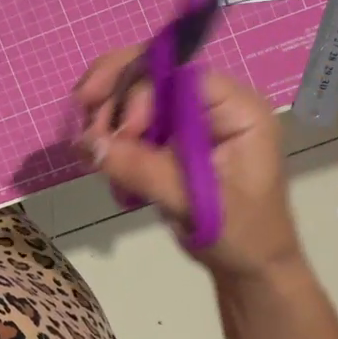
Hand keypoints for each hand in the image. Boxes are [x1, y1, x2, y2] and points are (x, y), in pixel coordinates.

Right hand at [73, 47, 303, 284]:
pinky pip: (126, 117)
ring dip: (104, 118)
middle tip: (89, 134)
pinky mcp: (168, 134)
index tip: (118, 131)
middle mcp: (210, 103)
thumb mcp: (195, 204)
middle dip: (111, 97)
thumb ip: (143, 170)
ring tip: (98, 155)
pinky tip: (105, 162)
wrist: (249, 267)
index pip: (177, 71)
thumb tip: (88, 143)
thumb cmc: (240, 235)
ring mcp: (186, 117)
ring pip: (129, 92)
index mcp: (236, 109)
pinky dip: (107, 135)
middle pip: (147, 72)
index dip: (138, 88)